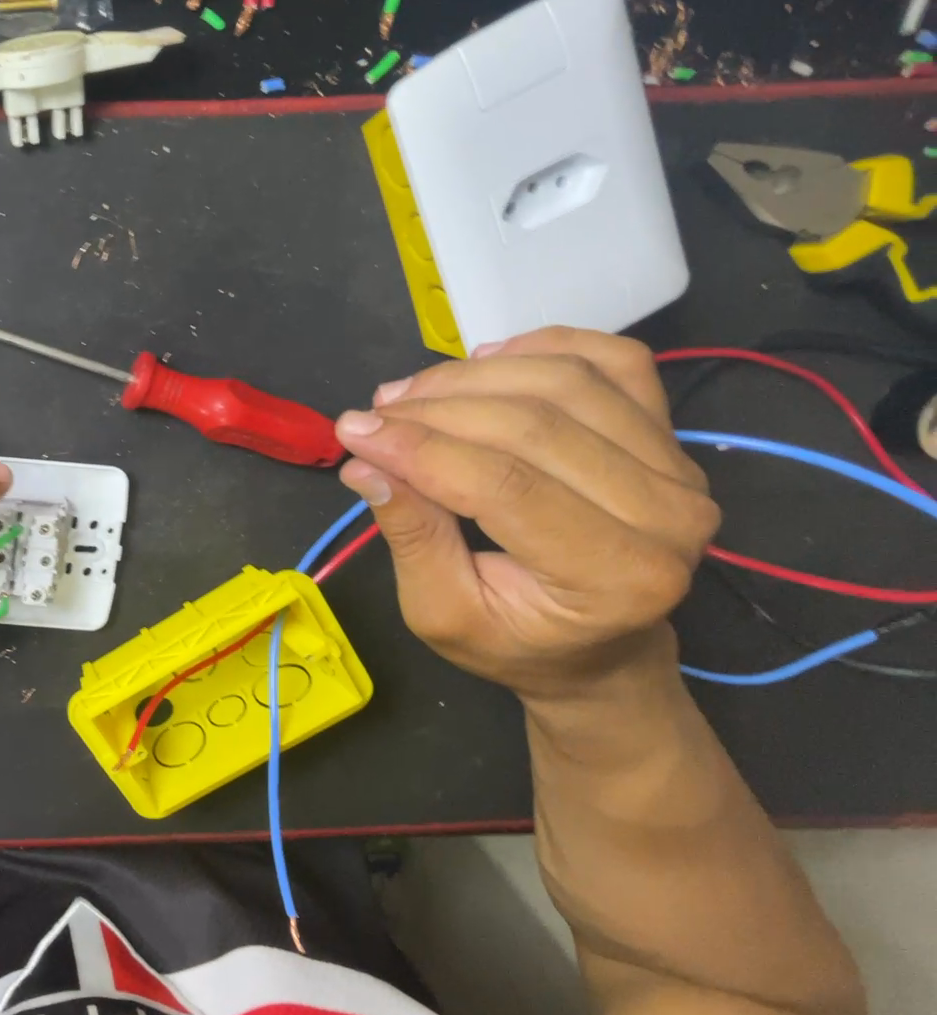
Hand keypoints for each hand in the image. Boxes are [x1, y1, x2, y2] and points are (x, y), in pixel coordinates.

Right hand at [333, 328, 720, 704]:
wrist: (598, 653)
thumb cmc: (513, 643)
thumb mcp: (441, 613)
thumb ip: (412, 538)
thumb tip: (364, 465)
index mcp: (614, 576)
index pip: (503, 485)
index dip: (419, 449)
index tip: (351, 431)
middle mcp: (667, 514)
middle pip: (535, 425)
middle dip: (436, 408)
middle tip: (371, 412)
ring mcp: (678, 467)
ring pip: (568, 382)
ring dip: (474, 375)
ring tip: (408, 392)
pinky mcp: (670, 436)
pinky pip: (615, 361)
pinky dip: (545, 345)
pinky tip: (484, 360)